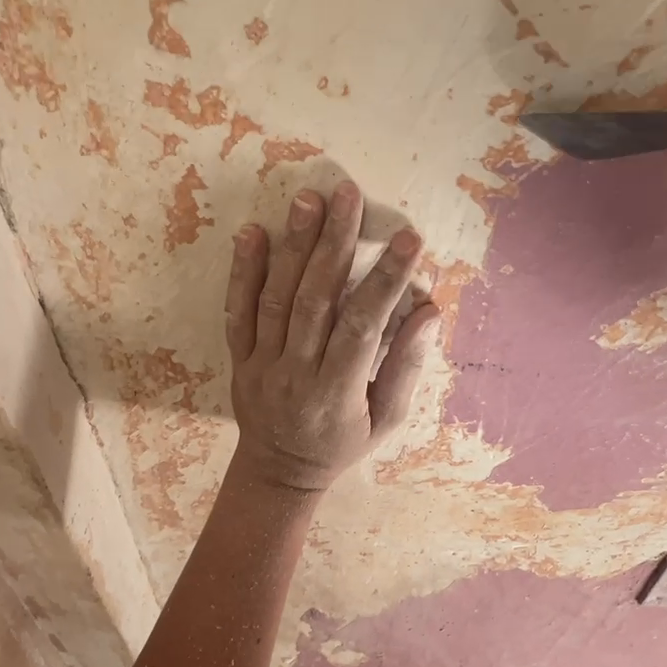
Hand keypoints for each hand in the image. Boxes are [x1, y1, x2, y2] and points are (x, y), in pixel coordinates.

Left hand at [224, 182, 440, 492]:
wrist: (279, 472)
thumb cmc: (342, 445)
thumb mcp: (386, 421)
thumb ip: (406, 369)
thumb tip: (429, 312)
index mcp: (337, 393)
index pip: (363, 327)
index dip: (386, 281)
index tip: (411, 241)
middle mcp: (296, 375)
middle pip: (315, 301)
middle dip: (334, 245)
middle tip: (347, 194)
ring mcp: (261, 366)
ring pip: (276, 299)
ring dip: (292, 247)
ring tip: (307, 200)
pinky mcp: (238, 360)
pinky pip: (236, 313)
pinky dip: (242, 273)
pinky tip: (251, 233)